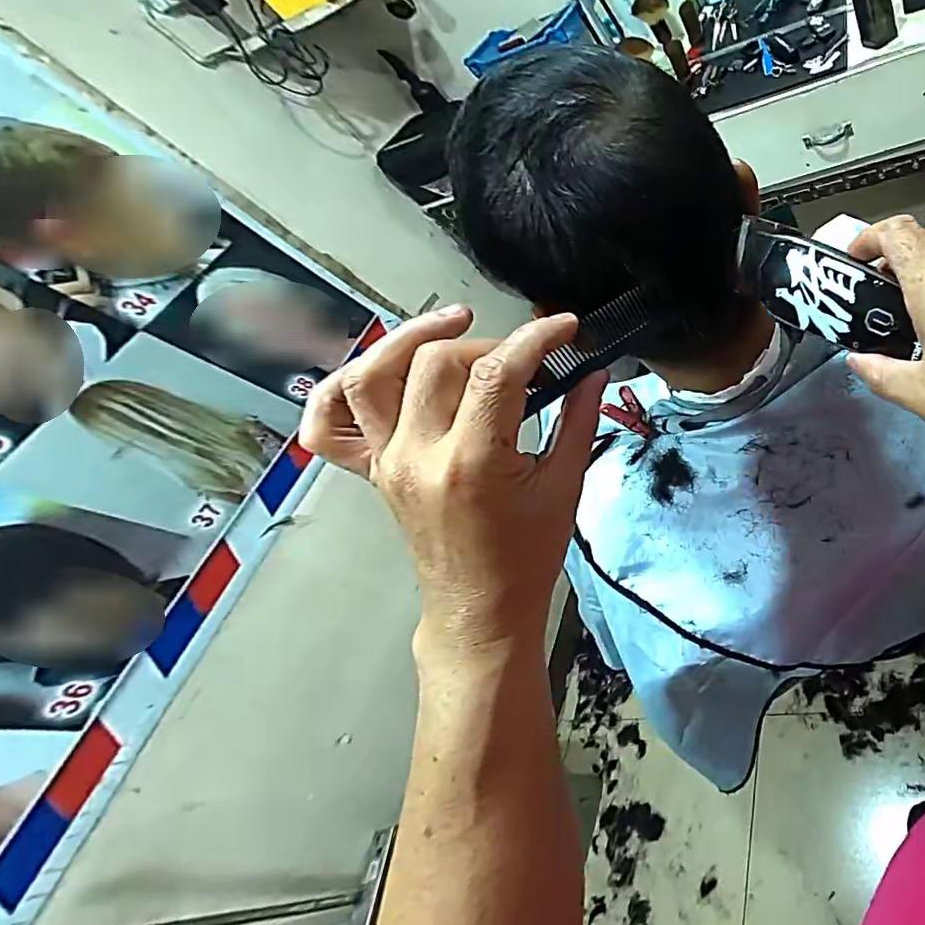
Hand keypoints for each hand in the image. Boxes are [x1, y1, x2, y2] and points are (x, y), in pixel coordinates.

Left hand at [301, 307, 606, 654]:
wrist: (481, 601)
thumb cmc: (530, 549)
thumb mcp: (567, 482)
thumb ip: (579, 420)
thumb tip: (592, 372)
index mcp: (475, 461)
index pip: (499, 374)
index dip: (537, 339)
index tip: (568, 326)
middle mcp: (418, 455)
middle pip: (437, 363)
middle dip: (492, 342)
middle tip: (531, 355)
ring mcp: (386, 460)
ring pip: (373, 375)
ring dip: (413, 338)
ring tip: (456, 322)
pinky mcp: (371, 469)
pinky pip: (332, 419)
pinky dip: (348, 383)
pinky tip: (386, 367)